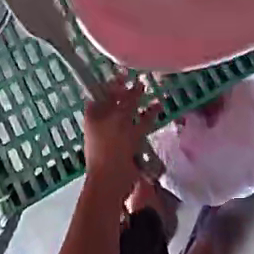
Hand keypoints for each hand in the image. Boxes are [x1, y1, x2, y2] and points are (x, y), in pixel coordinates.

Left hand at [81, 74, 158, 207]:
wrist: (112, 181)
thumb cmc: (109, 147)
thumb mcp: (118, 119)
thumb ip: (128, 101)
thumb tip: (136, 85)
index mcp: (94, 114)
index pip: (102, 92)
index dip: (113, 82)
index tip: (126, 72)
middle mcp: (104, 121)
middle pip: (116, 101)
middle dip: (128, 90)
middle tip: (140, 78)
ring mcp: (116, 132)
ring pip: (129, 112)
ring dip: (139, 102)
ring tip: (149, 88)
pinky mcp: (129, 143)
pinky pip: (140, 125)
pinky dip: (148, 116)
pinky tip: (158, 106)